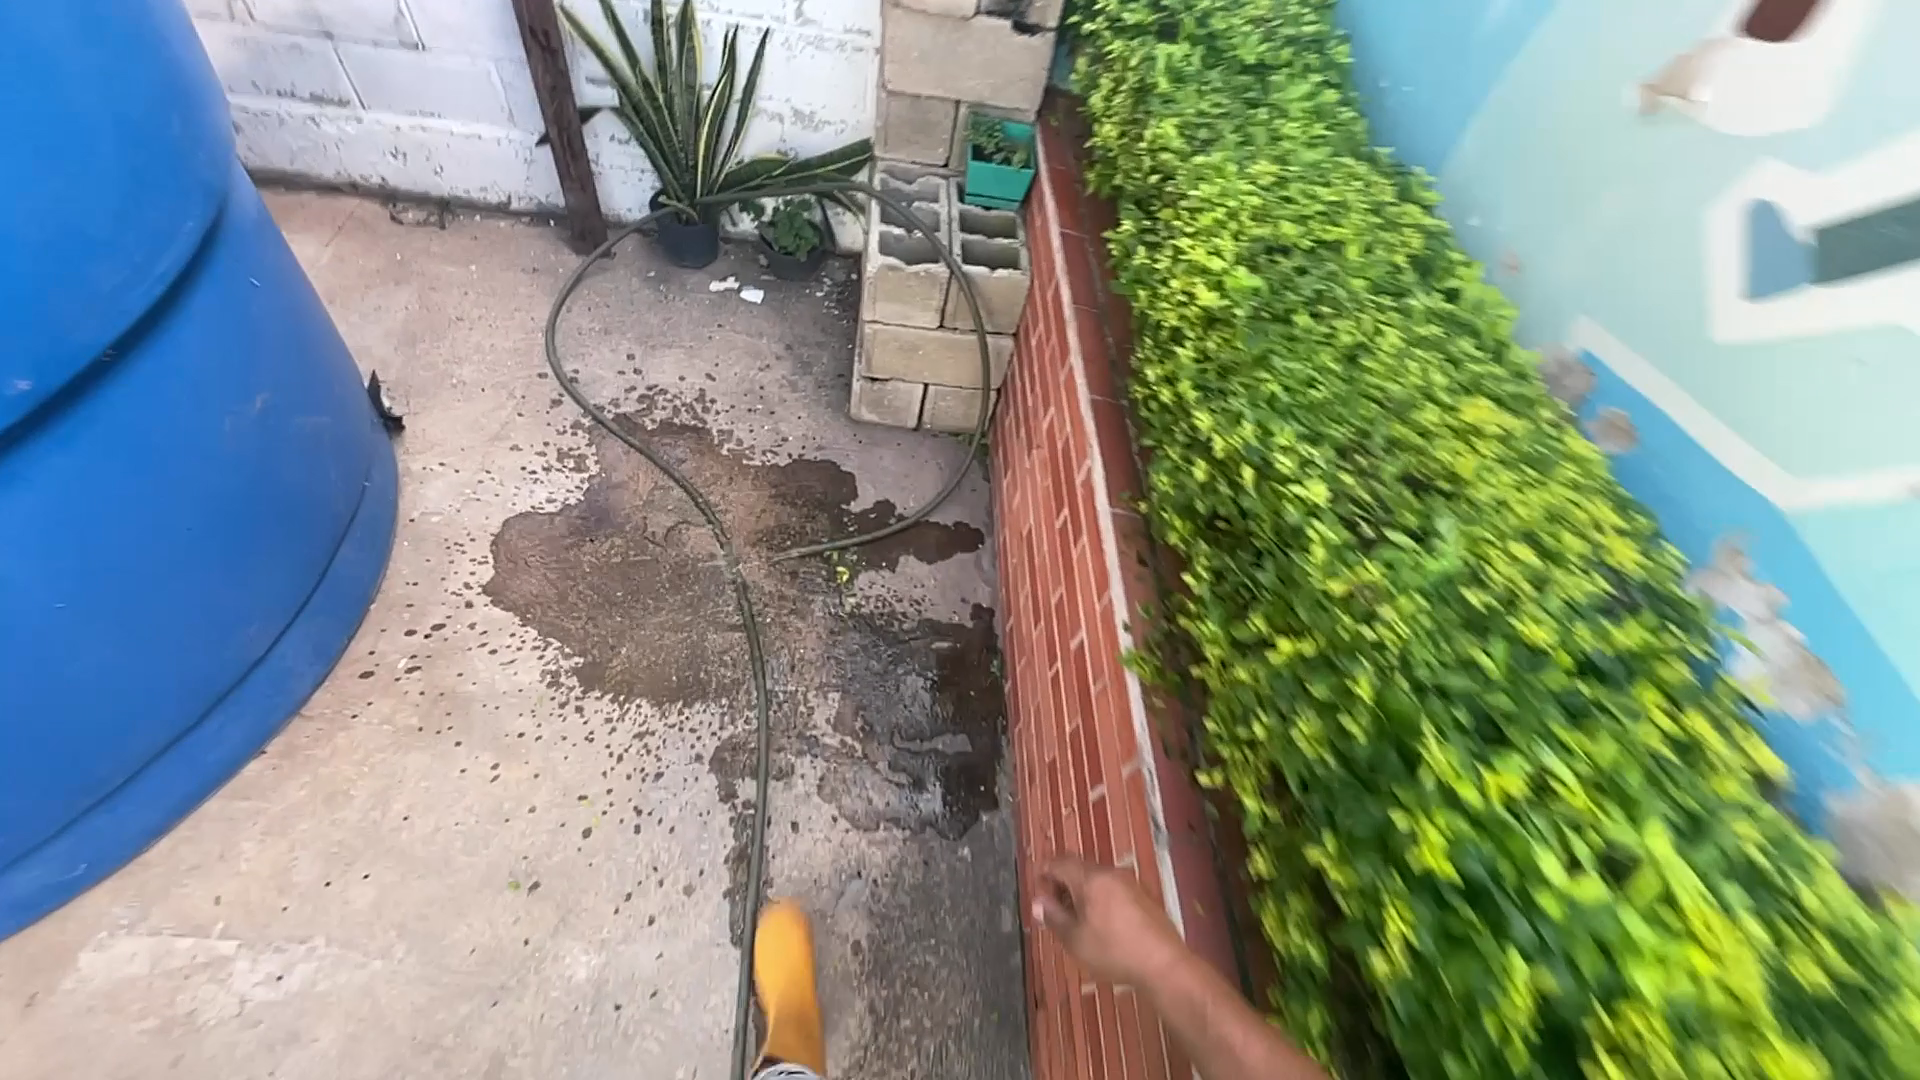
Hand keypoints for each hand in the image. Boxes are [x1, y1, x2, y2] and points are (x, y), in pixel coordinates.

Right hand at [1032, 857, 1186, 986]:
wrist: (1164, 964)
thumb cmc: (1113, 950)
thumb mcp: (1075, 939)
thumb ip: (1053, 917)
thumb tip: (1038, 902)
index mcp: (1090, 877)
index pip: (1059, 862)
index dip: (1044, 873)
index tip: (1038, 893)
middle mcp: (1109, 872)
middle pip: (1078, 869)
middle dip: (1062, 885)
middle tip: (1055, 910)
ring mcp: (1129, 882)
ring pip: (1096, 879)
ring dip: (1081, 893)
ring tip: (1076, 920)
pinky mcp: (1143, 896)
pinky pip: (1112, 888)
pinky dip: (1100, 899)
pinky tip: (1102, 924)